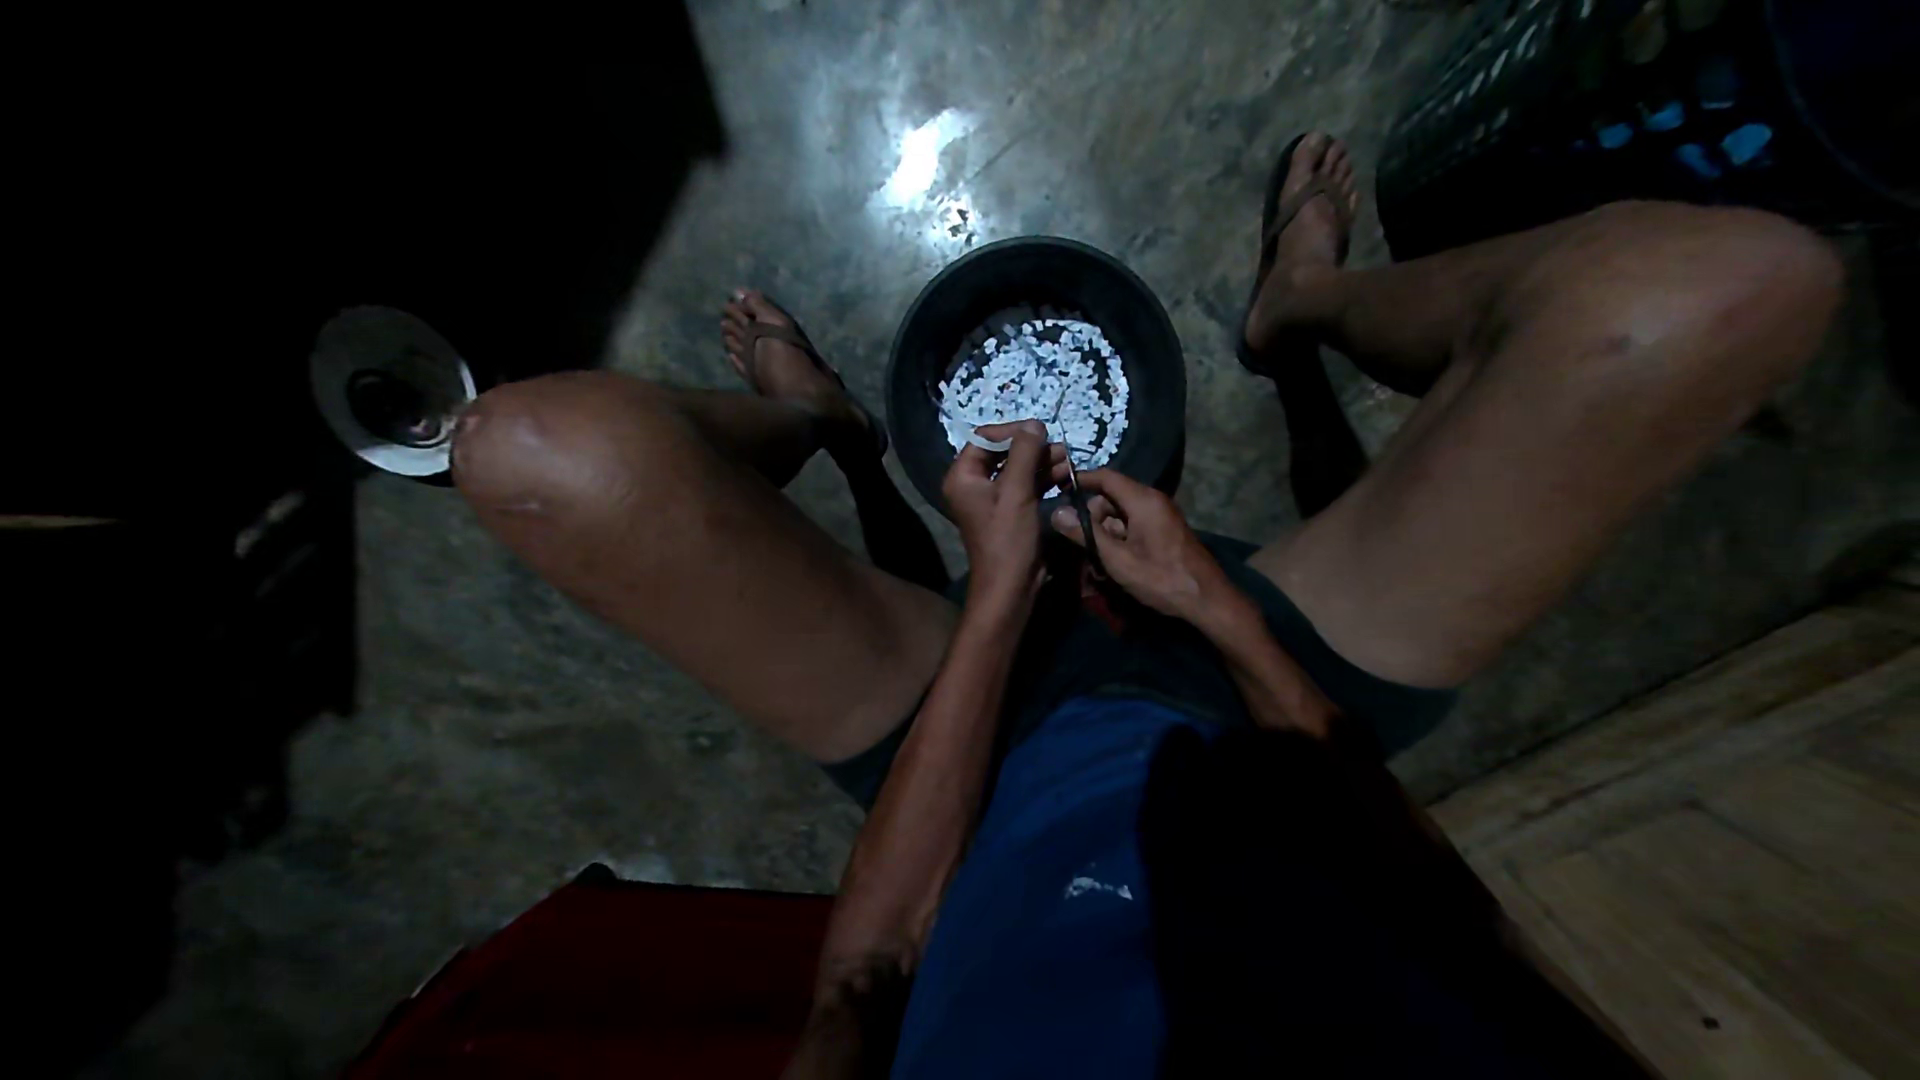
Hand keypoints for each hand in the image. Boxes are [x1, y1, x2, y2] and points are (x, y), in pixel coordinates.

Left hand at [943, 421, 1066, 604]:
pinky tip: (1066, 474)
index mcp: (963, 476)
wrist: (1010, 586)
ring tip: (1068, 459)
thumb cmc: (1007, 539)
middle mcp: (973, 484)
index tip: (1040, 432)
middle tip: (1060, 448)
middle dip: (1033, 448)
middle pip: (1003, 451)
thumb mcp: (1016, 491)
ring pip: (1018, 467)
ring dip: (1042, 461)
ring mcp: (992, 498)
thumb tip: (1035, 424)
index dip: (1012, 431)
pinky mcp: (1010, 510)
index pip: (985, 438)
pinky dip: (1044, 477)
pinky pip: (1026, 484)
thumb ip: (1024, 454)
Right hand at [1049, 468, 1251, 629]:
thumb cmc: (1160, 578)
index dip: (1080, 481)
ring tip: (1099, 561)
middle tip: (1081, 544)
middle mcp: (1153, 501)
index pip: (1105, 477)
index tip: (1057, 492)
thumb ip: (1085, 534)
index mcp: (1143, 500)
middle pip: (1111, 497)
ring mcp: (1160, 516)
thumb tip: (1056, 513)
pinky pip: (1133, 525)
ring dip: (1105, 533)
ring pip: (1120, 514)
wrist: (1207, 600)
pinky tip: (1115, 563)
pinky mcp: (1164, 531)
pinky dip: (1120, 539)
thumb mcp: (1116, 558)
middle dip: (1092, 518)